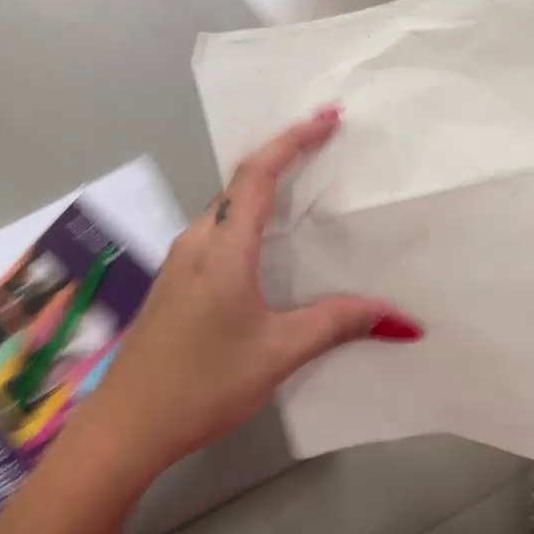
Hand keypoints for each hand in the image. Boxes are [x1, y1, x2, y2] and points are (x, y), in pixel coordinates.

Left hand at [80, 106, 423, 477]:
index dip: (292, 140)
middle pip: (239, 186)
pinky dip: (244, 223)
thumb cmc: (205, 380)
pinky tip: (265, 248)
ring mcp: (178, 261)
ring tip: (304, 192)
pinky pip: (213, 236)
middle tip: (325, 149)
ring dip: (261, 193)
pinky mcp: (173, 281)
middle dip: (281, 159)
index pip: (258, 174)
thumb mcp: (278, 352)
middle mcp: (195, 241)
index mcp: (221, 247)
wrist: (130, 417)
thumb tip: (403, 319)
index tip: (327, 117)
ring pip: (224, 211)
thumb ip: (337, 324)